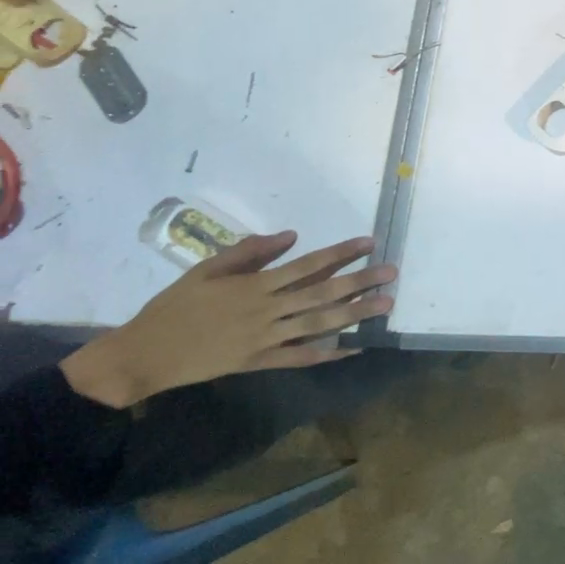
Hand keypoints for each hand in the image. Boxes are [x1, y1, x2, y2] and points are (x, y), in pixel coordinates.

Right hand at [60, 233, 395, 408]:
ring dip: (354, 313)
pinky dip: (328, 353)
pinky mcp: (258, 362)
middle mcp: (265, 311)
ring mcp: (263, 338)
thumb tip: (291, 235)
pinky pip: (299, 358)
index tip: (370, 242)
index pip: (307, 265)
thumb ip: (248, 253)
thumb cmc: (173, 308)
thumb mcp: (204, 272)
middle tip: (392, 272)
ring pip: (318, 324)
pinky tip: (355, 347)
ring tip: (386, 304)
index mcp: (253, 286)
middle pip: (321, 293)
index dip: (341, 253)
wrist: (139, 356)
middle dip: (360, 281)